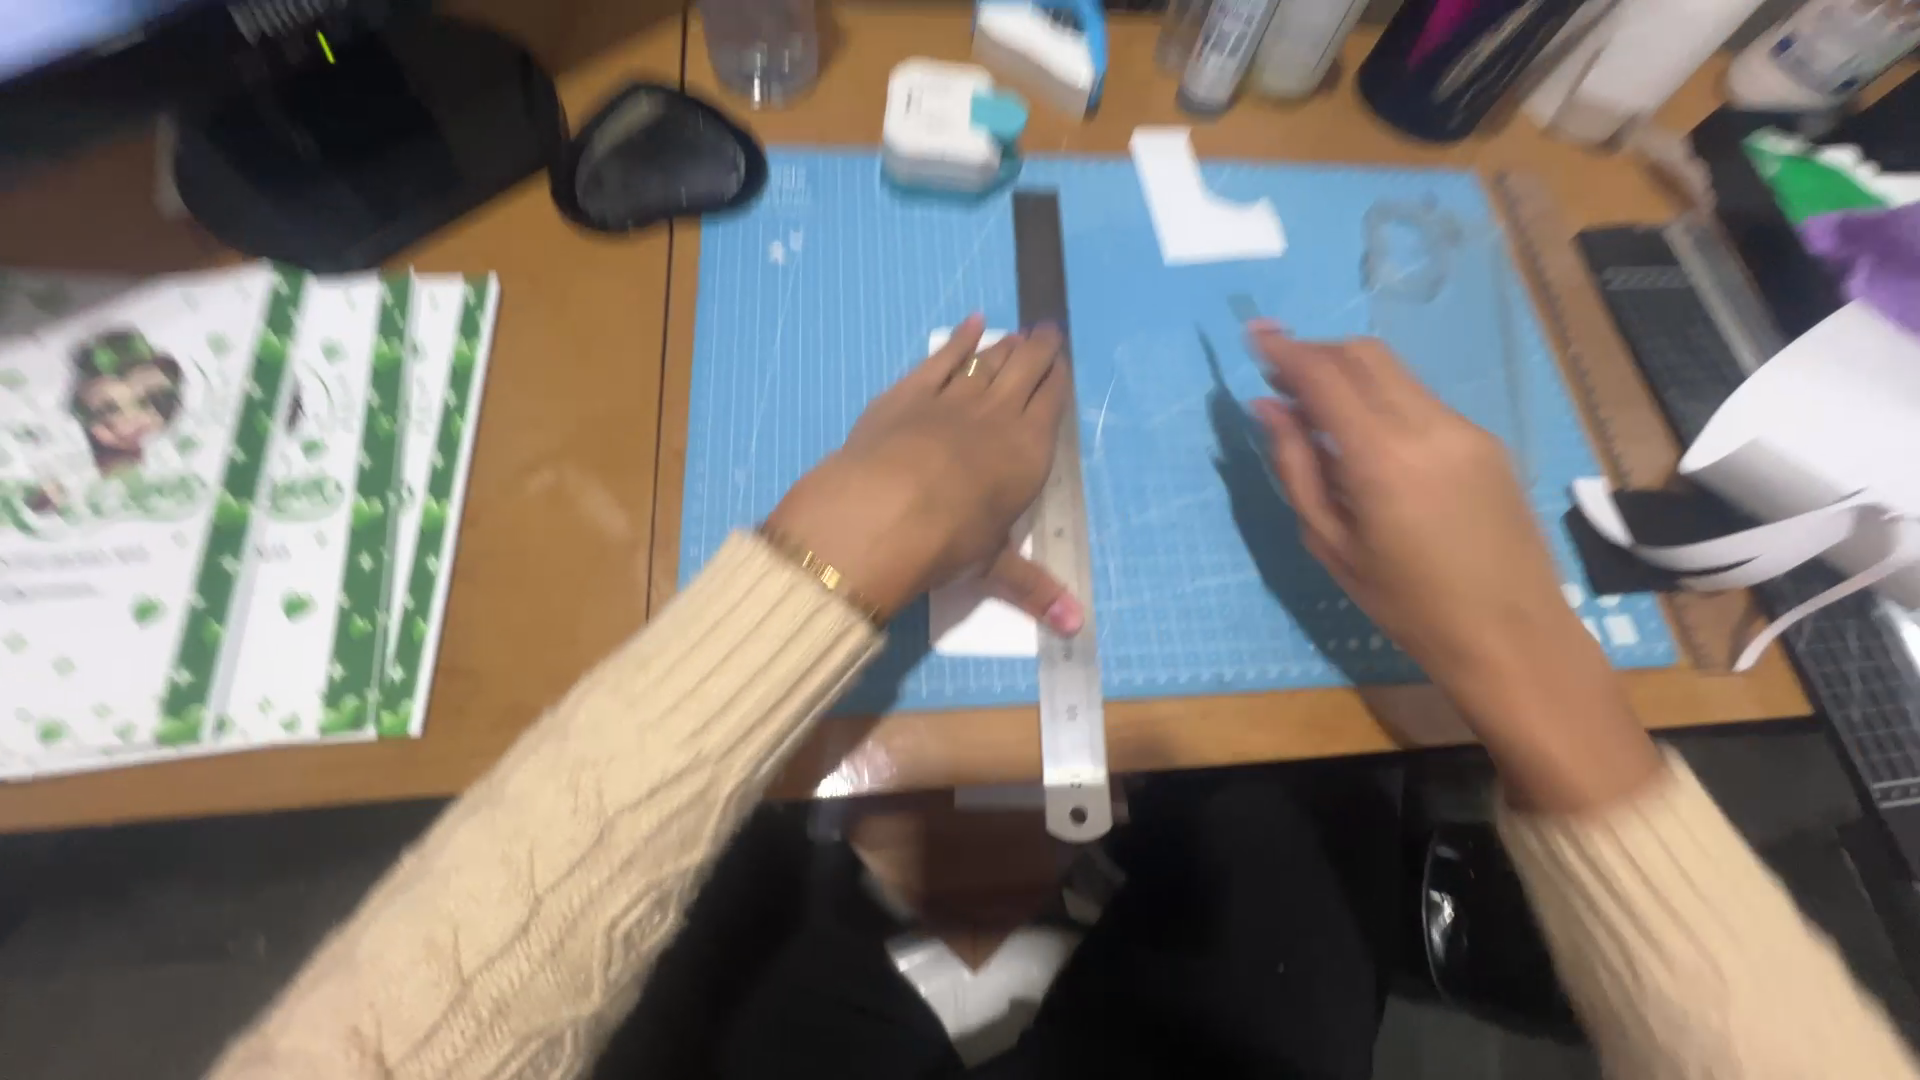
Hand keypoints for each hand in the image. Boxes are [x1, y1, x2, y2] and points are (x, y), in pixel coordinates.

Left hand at [764, 316, 1084, 634]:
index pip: (1050, 403)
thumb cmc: (950, 540)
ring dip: (1004, 345)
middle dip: (1039, 350)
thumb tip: (1079, 630)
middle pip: (1024, 371)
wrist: (886, 509)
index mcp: (1027, 452)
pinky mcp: (909, 392)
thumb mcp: (995, 567)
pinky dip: (958, 340)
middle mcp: (996, 416)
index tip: (1062, 360)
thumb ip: (1036, 590)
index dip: (1058, 379)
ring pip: (987, 362)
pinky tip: (969, 324)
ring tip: (1017, 332)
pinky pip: (941, 357)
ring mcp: (951, 398)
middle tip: (1048, 330)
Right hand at [1246, 322, 1658, 810]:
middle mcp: (1429, 427)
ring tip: (1311, 405)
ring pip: (1394, 373)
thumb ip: (1295, 466)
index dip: (1286, 350)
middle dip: (1315, 351)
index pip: (1326, 377)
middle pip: (1365, 356)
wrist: (1509, 633)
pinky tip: (1358, 435)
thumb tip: (1268, 408)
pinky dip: (1377, 398)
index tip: (1253, 333)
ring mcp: (1464, 429)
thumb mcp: (1328, 541)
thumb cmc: (1402, 601)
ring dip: (1346, 373)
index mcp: (1383, 458)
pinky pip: (1417, 400)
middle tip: (1276, 372)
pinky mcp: (1483, 441)